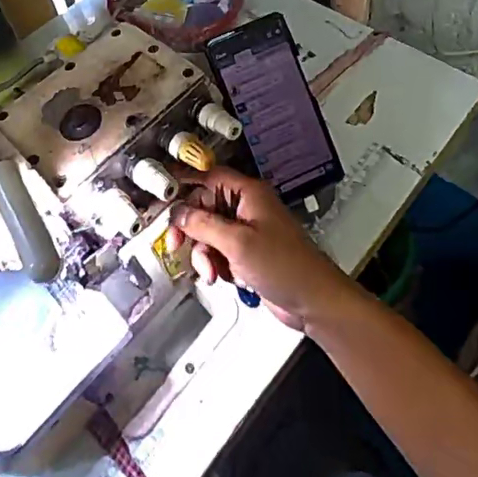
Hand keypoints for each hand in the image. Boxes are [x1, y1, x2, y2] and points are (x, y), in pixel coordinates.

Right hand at [170, 167, 361, 330]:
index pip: (210, 176)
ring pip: (208, 233)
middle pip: (204, 207)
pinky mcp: (246, 253)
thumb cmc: (287, 266)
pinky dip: (214, 264)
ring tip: (211, 271)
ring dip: (203, 253)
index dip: (186, 180)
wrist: (312, 300)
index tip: (165, 190)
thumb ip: (203, 225)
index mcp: (248, 194)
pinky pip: (218, 252)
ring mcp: (246, 232)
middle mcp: (246, 209)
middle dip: (191, 229)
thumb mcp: (237, 243)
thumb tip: (179, 214)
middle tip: (177, 243)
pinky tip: (220, 277)